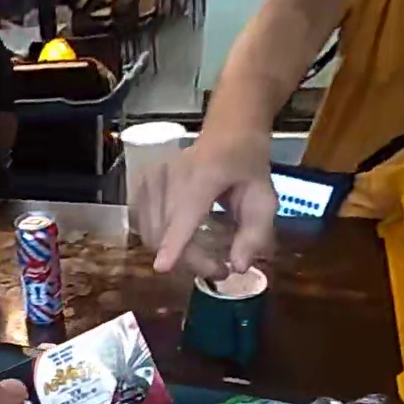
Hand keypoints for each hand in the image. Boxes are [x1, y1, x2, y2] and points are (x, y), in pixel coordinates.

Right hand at [132, 128, 277, 276]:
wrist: (227, 134)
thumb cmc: (246, 168)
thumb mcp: (264, 199)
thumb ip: (255, 234)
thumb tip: (238, 267)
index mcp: (205, 174)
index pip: (184, 212)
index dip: (174, 242)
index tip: (162, 267)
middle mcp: (171, 173)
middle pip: (167, 231)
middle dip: (191, 260)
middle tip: (218, 269)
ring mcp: (151, 178)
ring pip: (152, 234)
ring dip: (176, 254)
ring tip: (203, 255)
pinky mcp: (140, 185)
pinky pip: (143, 227)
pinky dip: (160, 241)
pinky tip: (180, 239)